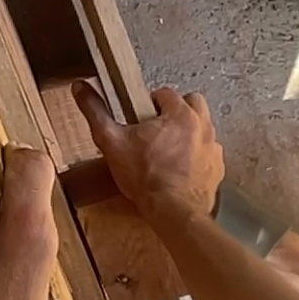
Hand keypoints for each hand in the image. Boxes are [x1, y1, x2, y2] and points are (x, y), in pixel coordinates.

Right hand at [74, 82, 224, 217]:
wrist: (172, 212)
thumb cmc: (145, 176)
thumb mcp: (110, 140)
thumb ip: (95, 111)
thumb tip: (80, 87)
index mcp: (179, 114)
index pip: (166, 93)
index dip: (149, 102)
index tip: (139, 116)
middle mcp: (202, 126)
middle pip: (193, 103)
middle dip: (176, 110)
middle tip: (157, 126)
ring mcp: (213, 148)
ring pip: (203, 127)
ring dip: (188, 131)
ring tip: (167, 148)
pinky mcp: (217, 169)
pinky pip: (208, 152)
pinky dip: (196, 155)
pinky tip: (179, 167)